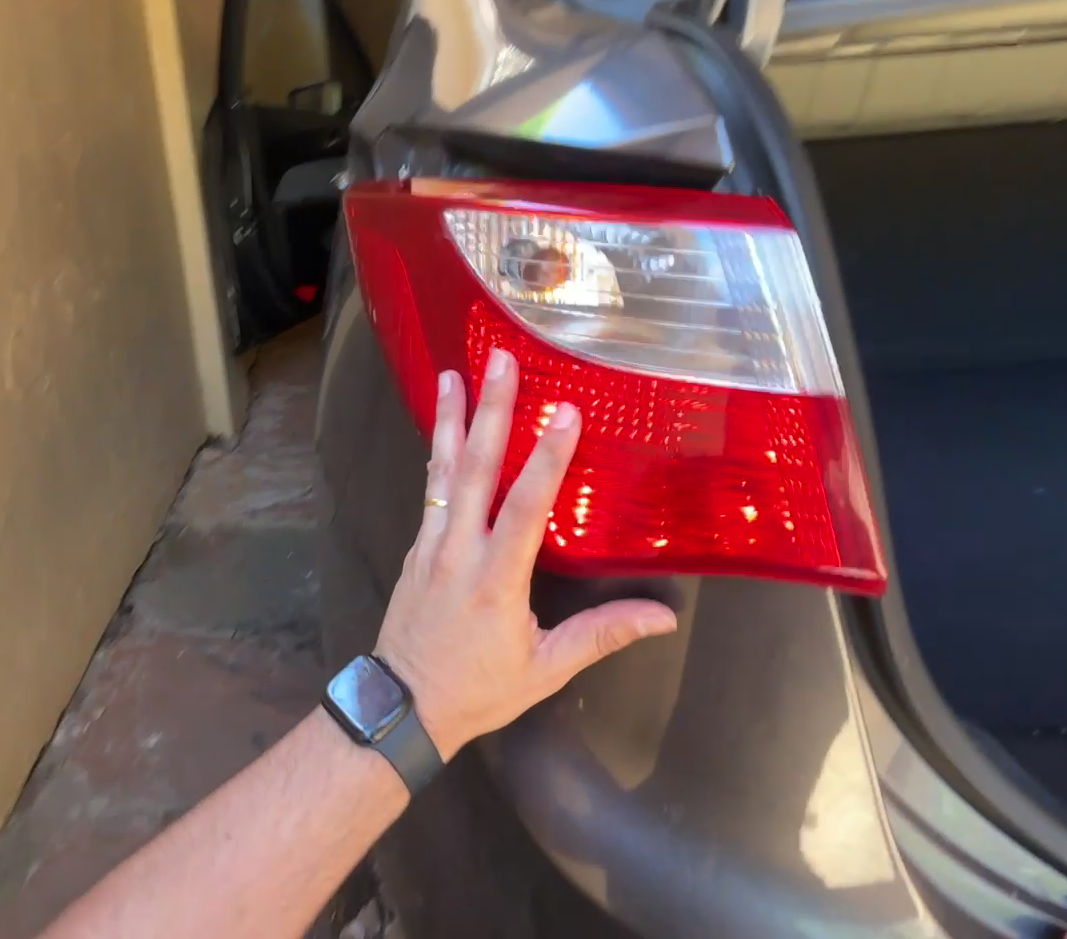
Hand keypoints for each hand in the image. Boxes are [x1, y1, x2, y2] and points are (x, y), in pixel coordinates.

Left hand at [372, 348, 678, 759]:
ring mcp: (431, 543)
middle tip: (498, 361)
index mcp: (496, 579)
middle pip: (474, 469)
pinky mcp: (417, 546)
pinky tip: (441, 429)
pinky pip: (430, 490)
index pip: (525, 508)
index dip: (546, 458)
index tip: (563, 412)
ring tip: (451, 374)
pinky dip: (437, 454)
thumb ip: (601, 635)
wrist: (403, 704)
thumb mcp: (545, 668)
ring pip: (441, 471)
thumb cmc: (477, 689)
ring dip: (448, 420)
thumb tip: (663, 617)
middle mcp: (458, 549)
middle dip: (489, 411)